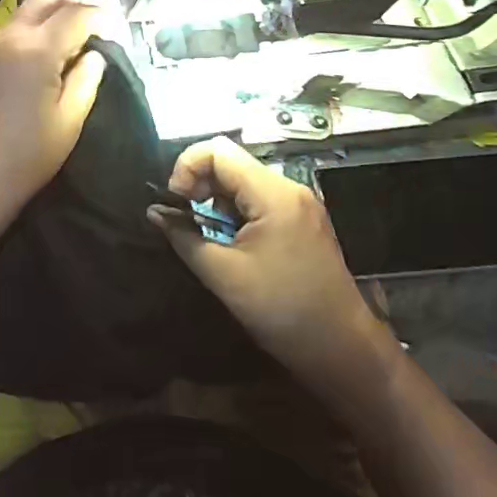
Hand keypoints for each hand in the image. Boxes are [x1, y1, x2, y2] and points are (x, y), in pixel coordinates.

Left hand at [0, 0, 108, 249]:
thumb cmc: (25, 157)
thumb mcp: (70, 120)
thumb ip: (87, 79)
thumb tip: (95, 55)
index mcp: (37, 49)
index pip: (77, 14)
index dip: (103, 17)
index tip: (121, 31)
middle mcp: (11, 36)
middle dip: (76, 6)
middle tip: (99, 31)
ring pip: (28, 11)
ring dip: (56, 16)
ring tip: (78, 44)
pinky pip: (16, 28)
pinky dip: (38, 29)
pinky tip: (51, 57)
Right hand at [148, 137, 389, 385]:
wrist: (341, 347)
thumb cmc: (282, 311)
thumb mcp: (225, 276)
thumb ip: (185, 238)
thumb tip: (156, 212)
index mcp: (273, 193)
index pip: (219, 150)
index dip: (188, 167)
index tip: (177, 202)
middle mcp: (289, 187)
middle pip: (232, 162)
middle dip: (201, 184)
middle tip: (187, 220)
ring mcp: (299, 202)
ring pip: (245, 181)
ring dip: (217, 200)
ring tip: (207, 235)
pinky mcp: (302, 219)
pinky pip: (260, 199)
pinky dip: (237, 211)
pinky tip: (230, 242)